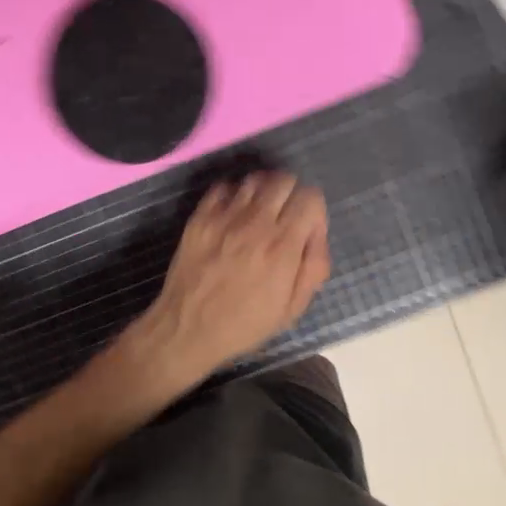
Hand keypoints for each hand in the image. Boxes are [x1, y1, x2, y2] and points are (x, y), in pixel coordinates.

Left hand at [112, 173, 330, 398]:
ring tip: (260, 211)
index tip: (306, 228)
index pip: (310, 197)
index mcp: (282, 246)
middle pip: (283, 180)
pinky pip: (223, 187)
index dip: (313, 210)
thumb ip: (314, 267)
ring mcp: (224, 217)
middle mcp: (255, 223)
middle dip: (291, 194)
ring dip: (264, 190)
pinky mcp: (200, 217)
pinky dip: (234, 194)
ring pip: (253, 178)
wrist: (188, 327)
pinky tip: (234, 213)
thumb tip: (317, 232)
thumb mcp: (292, 308)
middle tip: (285, 216)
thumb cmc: (244, 324)